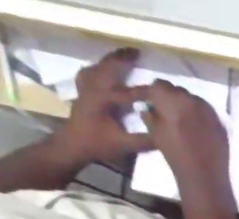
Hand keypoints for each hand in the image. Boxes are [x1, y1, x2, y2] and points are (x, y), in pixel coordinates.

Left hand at [48, 48, 151, 166]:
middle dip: (124, 59)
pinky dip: (100, 67)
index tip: (161, 89)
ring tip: (124, 56)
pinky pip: (91, 71)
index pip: (129, 92)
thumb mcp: (124, 145)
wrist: (73, 144)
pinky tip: (105, 70)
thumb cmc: (98, 144)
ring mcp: (86, 86)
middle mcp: (94, 87)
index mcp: (104, 98)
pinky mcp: (83, 89)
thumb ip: (145, 140)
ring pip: (100, 66)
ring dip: (112, 60)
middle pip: (110, 66)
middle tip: (139, 53)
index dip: (146, 91)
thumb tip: (165, 135)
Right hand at [132, 79, 231, 201]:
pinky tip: (198, 129)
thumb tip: (148, 108)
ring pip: (194, 100)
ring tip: (183, 121)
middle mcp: (192, 98)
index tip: (149, 100)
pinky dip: (201, 117)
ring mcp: (209, 110)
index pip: (158, 85)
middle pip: (178, 91)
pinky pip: (208, 113)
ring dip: (187, 106)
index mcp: (171, 98)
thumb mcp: (155, 133)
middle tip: (166, 111)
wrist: (205, 176)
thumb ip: (150, 115)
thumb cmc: (175, 154)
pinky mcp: (221, 123)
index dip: (153, 93)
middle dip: (170, 98)